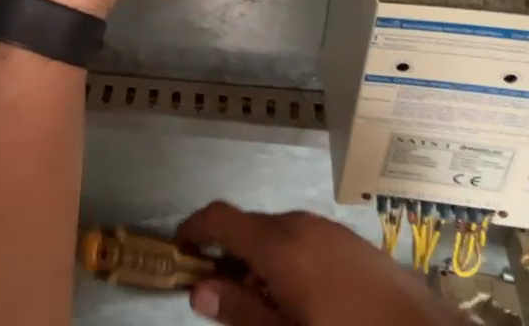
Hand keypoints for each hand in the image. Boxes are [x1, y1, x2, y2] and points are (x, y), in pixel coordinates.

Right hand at [177, 203, 456, 325]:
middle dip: (227, 255)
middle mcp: (299, 224)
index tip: (179, 252)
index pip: (220, 217)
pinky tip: (300, 296)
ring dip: (258, 259)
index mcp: (279, 245)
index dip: (193, 229)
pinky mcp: (349, 240)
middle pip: (248, 227)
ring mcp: (328, 228)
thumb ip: (241, 311)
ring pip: (276, 234)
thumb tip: (199, 291)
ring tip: (263, 303)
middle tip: (221, 296)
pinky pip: (303, 239)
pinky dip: (287, 258)